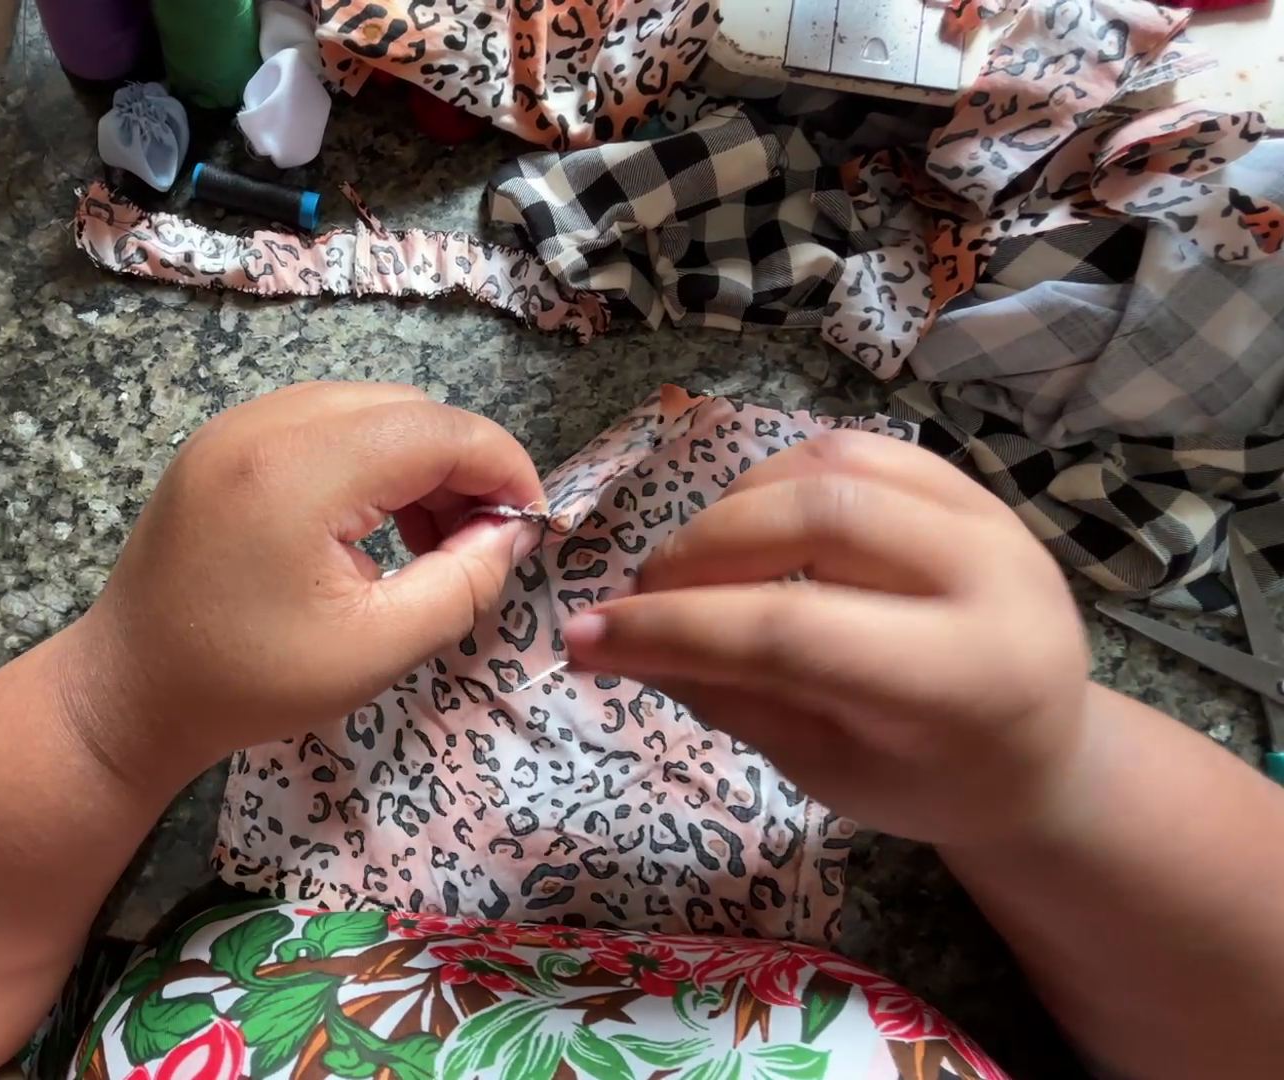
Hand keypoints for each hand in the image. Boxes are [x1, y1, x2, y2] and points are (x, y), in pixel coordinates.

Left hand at [60, 382, 543, 797]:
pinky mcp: (221, 443)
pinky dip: (366, 460)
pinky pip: (320, 424)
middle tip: (477, 538)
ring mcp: (234, 425)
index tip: (530, 521)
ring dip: (415, 461)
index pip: (437, 429)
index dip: (502, 466)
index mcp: (299, 468)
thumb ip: (461, 583)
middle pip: (404, 409)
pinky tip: (369, 521)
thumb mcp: (375, 649)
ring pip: (365, 410)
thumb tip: (508, 532)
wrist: (129, 691)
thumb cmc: (248, 684)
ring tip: (427, 537)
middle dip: (460, 465)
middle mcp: (264, 422)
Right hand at [561, 431, 1090, 846]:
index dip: (670, 629)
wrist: (1036, 748)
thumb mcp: (813, 765)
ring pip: (823, 467)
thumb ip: (716, 693)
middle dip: (697, 554)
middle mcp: (997, 579)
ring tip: (693, 565)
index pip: (790, 635)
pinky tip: (742, 525)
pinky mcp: (963, 484)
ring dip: (726, 511)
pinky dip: (768, 479)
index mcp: (967, 682)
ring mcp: (988, 515)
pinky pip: (844, 447)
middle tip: (644, 596)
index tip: (581, 639)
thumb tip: (607, 642)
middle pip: (813, 520)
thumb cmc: (919, 777)